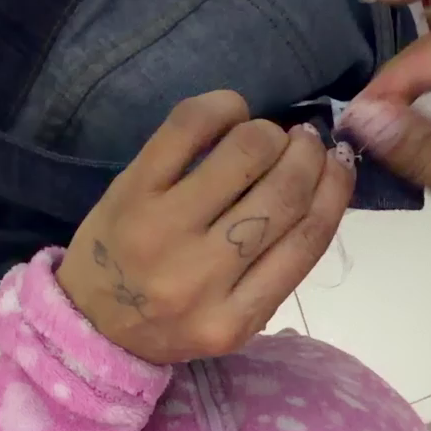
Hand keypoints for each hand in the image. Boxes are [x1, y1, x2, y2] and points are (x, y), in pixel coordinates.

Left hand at [57, 91, 355, 364]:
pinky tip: (231, 115)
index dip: (335, 190)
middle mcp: (201, 278)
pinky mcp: (131, 191)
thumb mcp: (231, 321)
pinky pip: (188, 126)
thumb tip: (323, 184)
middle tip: (305, 144)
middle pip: (284, 193)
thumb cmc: (170, 322)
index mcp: (234, 320)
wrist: (91, 324)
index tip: (339, 165)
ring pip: (245, 153)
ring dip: (270, 133)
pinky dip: (224, 107)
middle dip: (308, 155)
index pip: (306, 241)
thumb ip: (275, 270)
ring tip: (266, 138)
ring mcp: (162, 231)